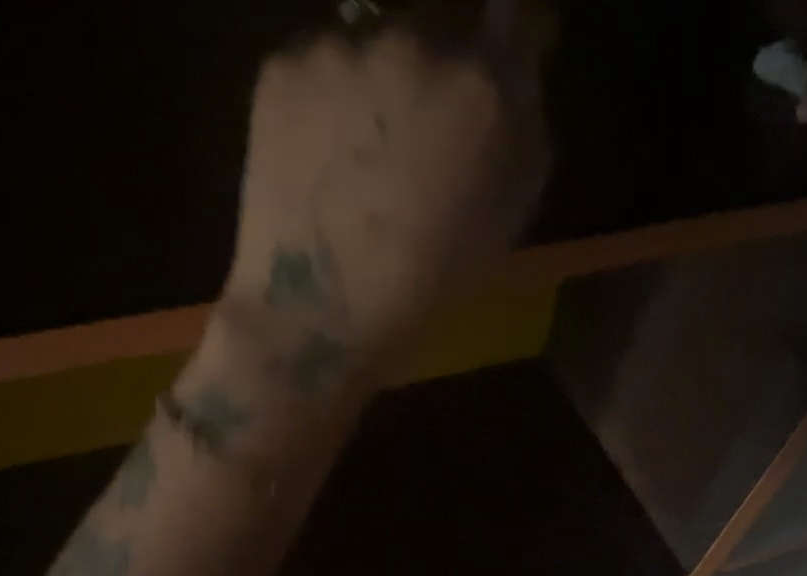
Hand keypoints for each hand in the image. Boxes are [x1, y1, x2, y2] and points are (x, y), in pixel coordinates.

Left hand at [222, 0, 551, 366]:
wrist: (314, 313)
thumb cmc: (426, 282)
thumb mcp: (509, 214)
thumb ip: (523, 127)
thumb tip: (517, 76)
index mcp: (484, 84)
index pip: (520, 10)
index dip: (513, 35)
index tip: (503, 58)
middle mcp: (416, 41)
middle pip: (443, 16)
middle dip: (443, 56)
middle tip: (422, 120)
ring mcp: (343, 48)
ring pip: (377, 36)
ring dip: (381, 73)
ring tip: (361, 144)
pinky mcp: (283, 65)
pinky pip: (322, 58)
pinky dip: (327, 91)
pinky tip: (320, 150)